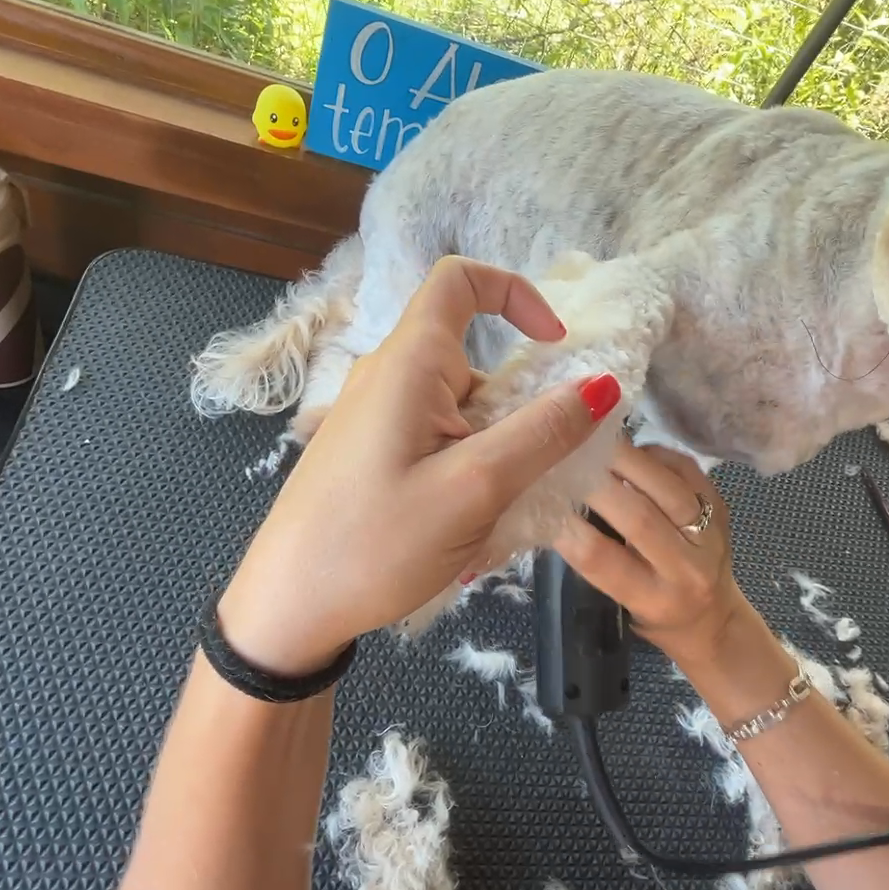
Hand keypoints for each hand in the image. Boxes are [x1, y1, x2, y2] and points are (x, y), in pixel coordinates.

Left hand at [219, 258, 620, 675]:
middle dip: (518, 408)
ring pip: (459, 410)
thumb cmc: (376, 544)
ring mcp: (375, 418)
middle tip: (533, 474)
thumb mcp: (475, 489)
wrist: (287, 608)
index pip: (461, 281)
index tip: (555, 346)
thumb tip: (601, 385)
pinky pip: (436, 440)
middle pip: (473, 362)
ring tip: (497, 517)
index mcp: (409, 364)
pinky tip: (467, 528)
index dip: (516, 293)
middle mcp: (388, 377)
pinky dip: (468, 468)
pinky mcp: (369, 453)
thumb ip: (542, 434)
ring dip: (496, 450)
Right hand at [552, 443, 744, 658]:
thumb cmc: (653, 613)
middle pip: (639, 517)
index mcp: (652, 599)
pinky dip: (654, 454)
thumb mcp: (617, 601)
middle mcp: (687, 570)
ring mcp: (711, 537)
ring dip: (627, 461)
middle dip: (597, 485)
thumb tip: (553, 505)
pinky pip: (686, 468)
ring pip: (667, 488)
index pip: (602, 558)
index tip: (543, 502)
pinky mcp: (722, 507)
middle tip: (566, 462)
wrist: (713, 618)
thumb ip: (592, 557)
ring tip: (596, 447)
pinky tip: (631, 451)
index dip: (568, 527)